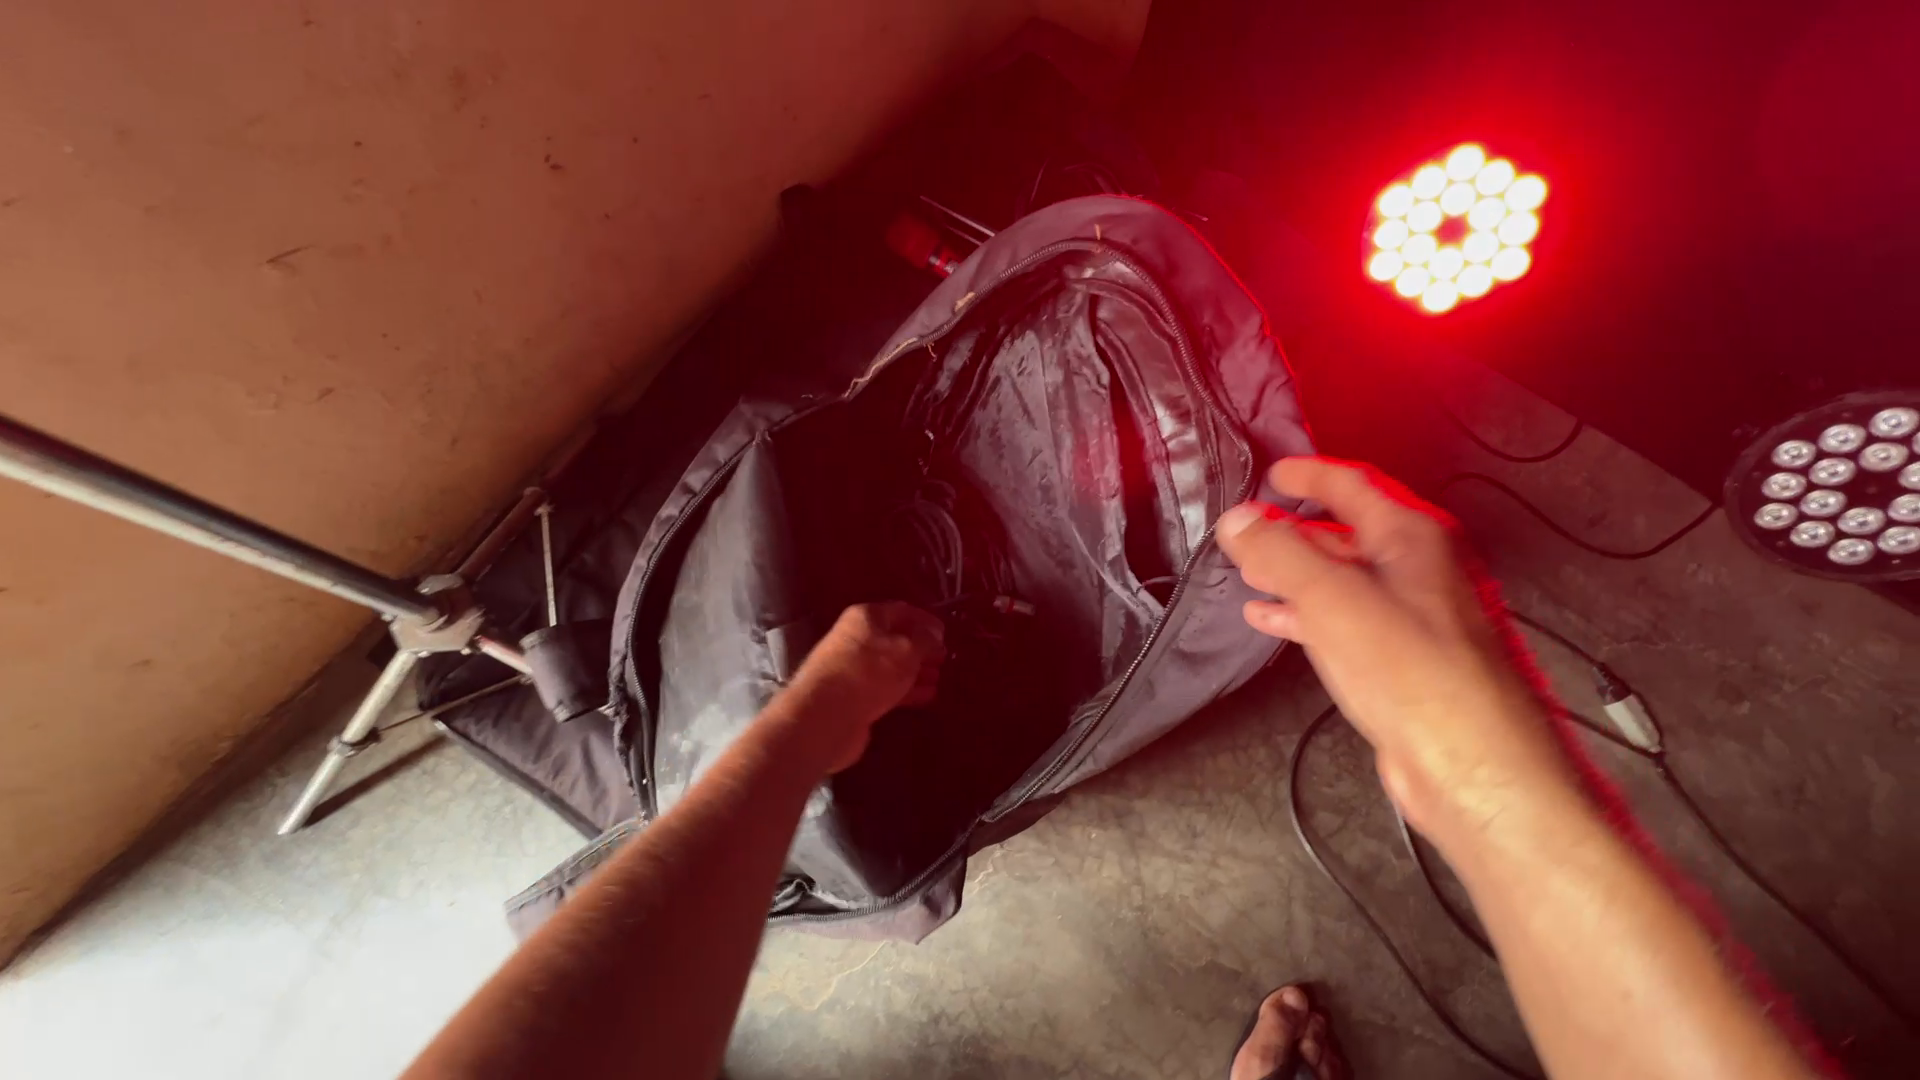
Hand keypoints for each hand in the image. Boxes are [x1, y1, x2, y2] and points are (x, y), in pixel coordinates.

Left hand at [771, 602, 945, 773]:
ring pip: (892, 666)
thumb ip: (925, 639)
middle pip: (896, 639)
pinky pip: (887, 689)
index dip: (926, 620)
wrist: (825, 717)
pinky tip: (927, 696)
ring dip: (916, 671)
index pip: (902, 610)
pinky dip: (907, 690)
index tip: (946, 634)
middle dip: (922, 648)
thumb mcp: (907, 650)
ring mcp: (854, 670)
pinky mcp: (855, 697)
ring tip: (939, 678)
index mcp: (866, 617)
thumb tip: (933, 634)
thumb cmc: (869, 672)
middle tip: (944, 659)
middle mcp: (857, 639)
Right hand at [1214, 457, 1579, 837]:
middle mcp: (1414, 572)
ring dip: (1291, 572)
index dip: (1310, 474)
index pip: (1354, 486)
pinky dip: (1301, 614)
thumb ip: (1279, 553)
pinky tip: (1269, 619)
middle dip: (1292, 528)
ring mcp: (1407, 617)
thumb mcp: (1331, 599)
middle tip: (1247, 527)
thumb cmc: (1412, 674)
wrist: (1468, 766)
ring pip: (1338, 578)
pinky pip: (1339, 620)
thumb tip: (1237, 520)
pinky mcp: (1396, 660)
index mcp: (1410, 540)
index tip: (1274, 471)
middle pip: (1345, 532)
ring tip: (1248, 571)